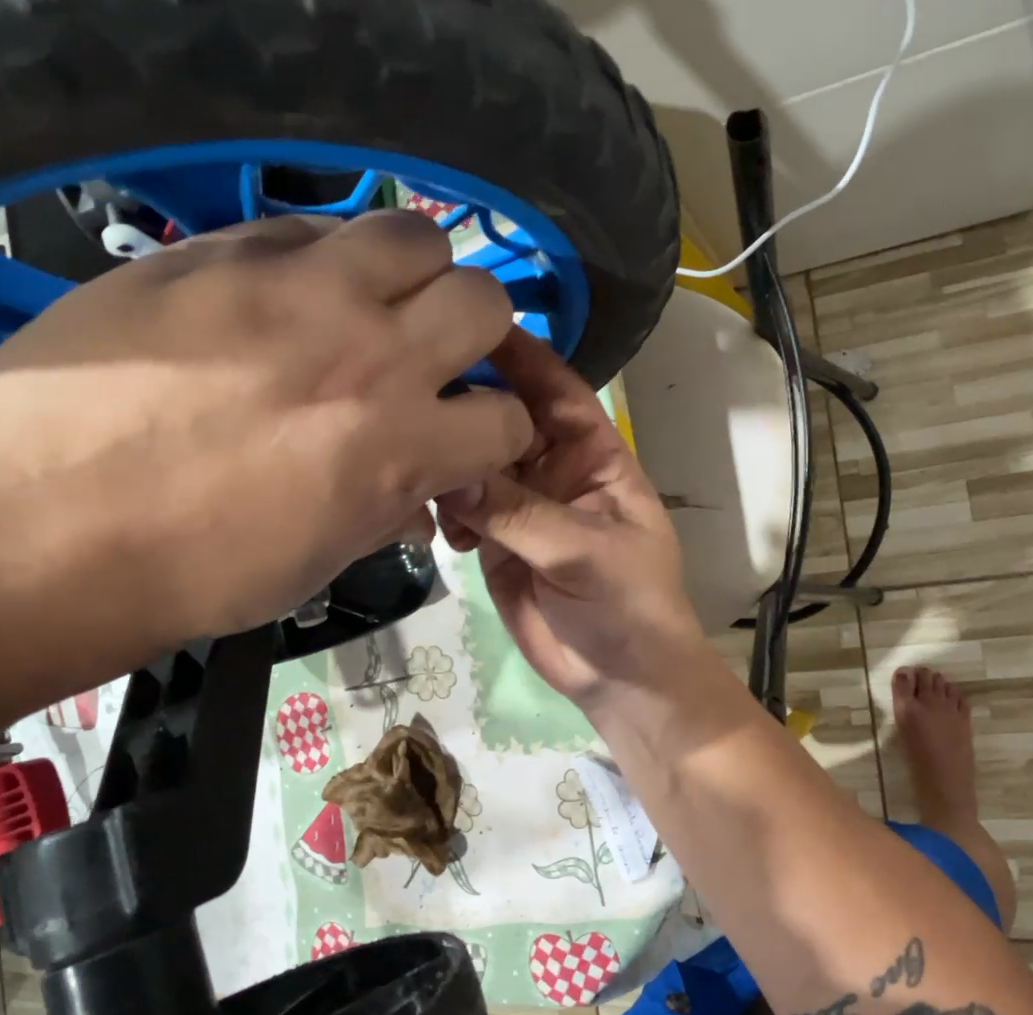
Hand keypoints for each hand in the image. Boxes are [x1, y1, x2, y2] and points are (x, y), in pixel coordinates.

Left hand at [0, 211, 532, 646]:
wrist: (26, 530)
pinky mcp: (220, 251)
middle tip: (434, 358)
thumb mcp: (320, 560)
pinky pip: (311, 227)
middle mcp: (370, 352)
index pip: (510, 416)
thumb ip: (390, 508)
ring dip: (415, 274)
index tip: (474, 438)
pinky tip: (288, 295)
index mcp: (400, 444)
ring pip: (415, 234)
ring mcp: (296, 288)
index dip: (502, 431)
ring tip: (373, 306)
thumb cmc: (187, 574)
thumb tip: (420, 488)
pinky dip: (326, 259)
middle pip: (486, 300)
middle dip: (477, 335)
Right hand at [435, 332, 709, 706]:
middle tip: (402, 387)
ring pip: (473, 460)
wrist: (622, 679)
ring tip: (404, 460)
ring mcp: (520, 504)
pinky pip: (459, 506)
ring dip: (443, 457)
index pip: (554, 387)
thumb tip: (447, 468)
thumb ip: (517, 510)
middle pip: (502, 417)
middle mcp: (553, 468)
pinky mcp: (493, 540)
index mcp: (594, 454)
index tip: (461, 317)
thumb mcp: (584, 550)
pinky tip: (423, 516)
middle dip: (463, 402)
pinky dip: (438, 504)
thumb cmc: (629, 605)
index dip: (516, 351)